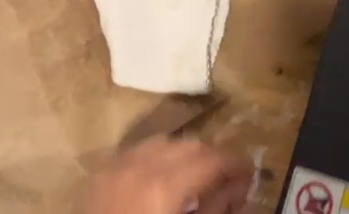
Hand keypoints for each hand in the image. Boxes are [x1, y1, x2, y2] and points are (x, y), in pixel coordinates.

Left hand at [80, 137, 251, 213]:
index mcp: (165, 187)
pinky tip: (161, 180)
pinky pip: (137, 152)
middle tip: (226, 180)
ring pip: (163, 142)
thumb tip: (237, 189)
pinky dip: (156, 159)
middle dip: (212, 159)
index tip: (250, 175)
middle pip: (189, 145)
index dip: (235, 164)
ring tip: (194, 180)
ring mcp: (116, 167)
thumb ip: (214, 210)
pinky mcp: (99, 175)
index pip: (212, 159)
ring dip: (184, 155)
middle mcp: (141, 165)